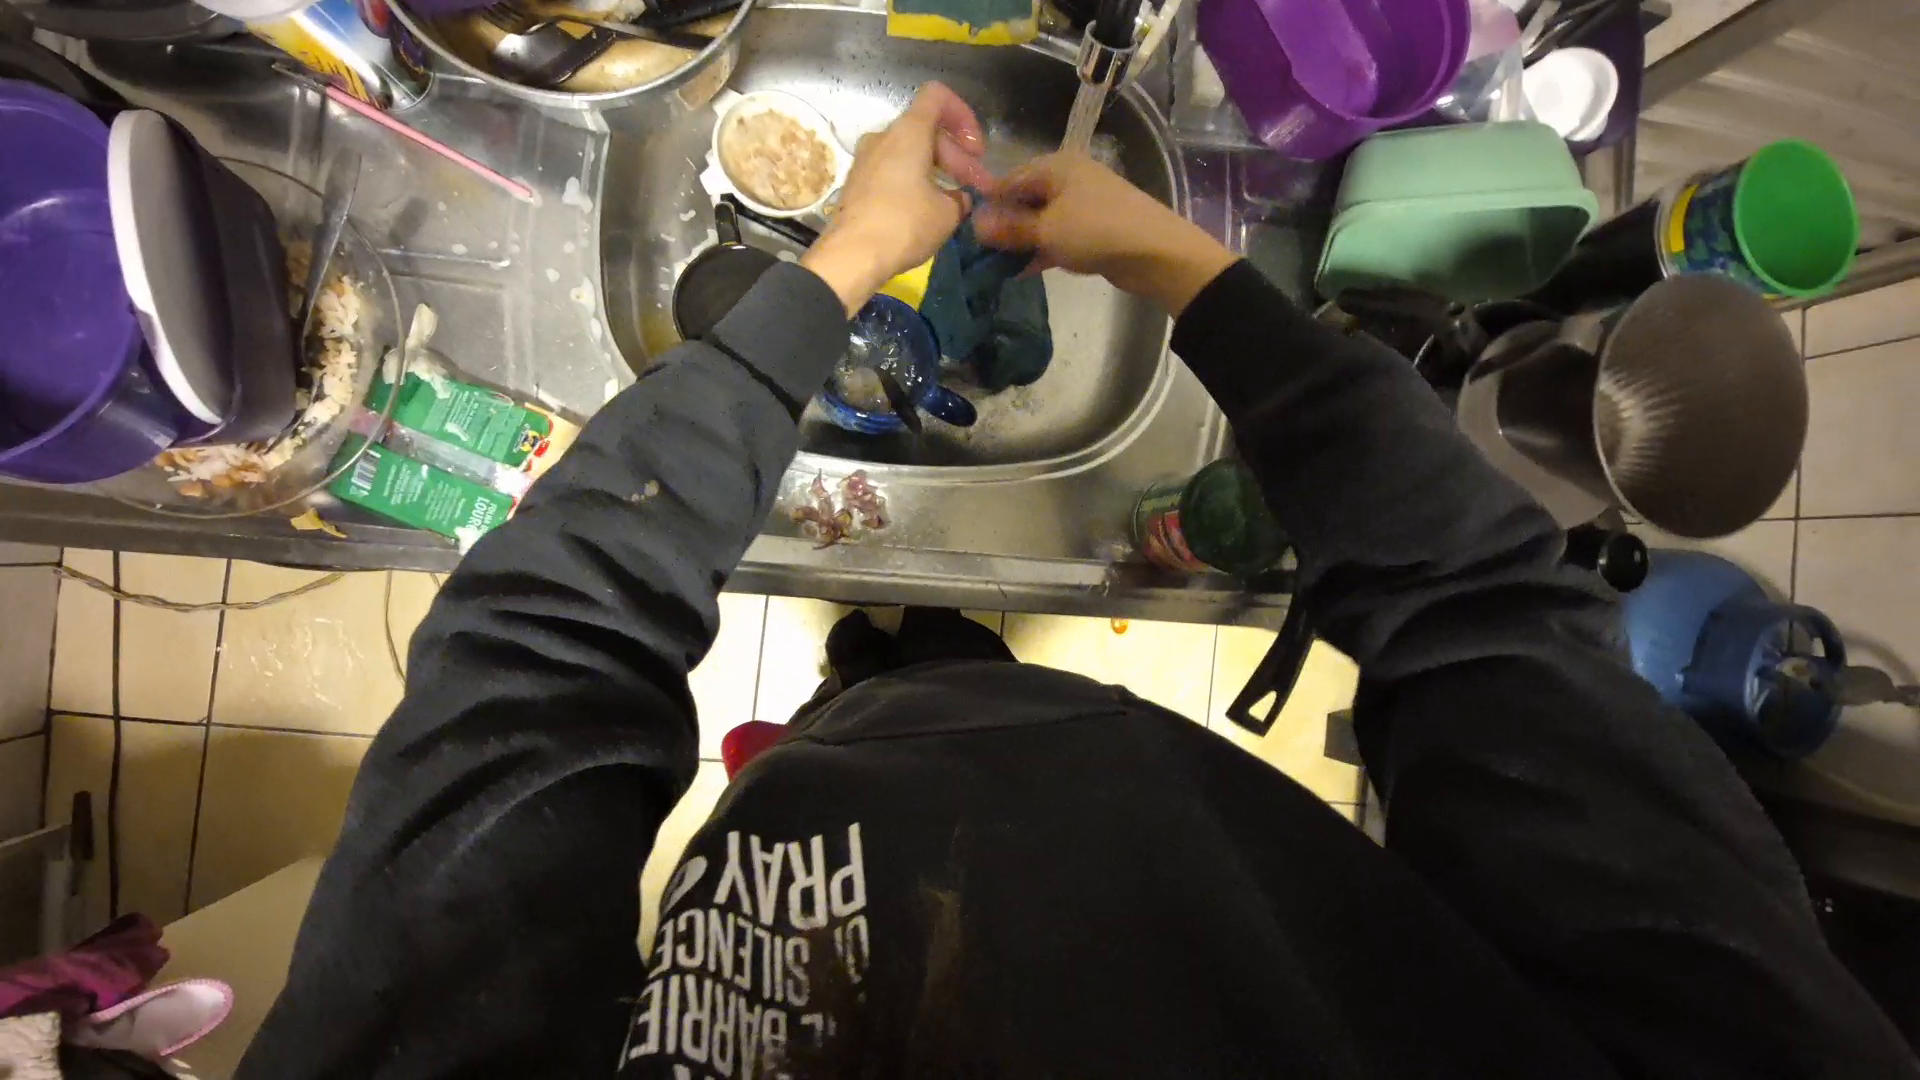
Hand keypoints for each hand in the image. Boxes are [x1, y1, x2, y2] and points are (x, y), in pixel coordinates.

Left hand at [801, 82, 994, 314]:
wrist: (852, 256)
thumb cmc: (904, 225)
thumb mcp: (946, 214)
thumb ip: (960, 199)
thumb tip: (961, 198)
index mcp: (908, 131)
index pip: (937, 96)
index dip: (963, 116)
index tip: (976, 151)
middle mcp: (883, 137)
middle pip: (927, 131)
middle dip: (956, 157)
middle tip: (975, 190)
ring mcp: (865, 160)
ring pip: (909, 153)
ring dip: (935, 172)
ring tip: (952, 203)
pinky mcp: (857, 184)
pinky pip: (892, 172)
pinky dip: (913, 184)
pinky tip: (924, 212)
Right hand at [972, 153, 1235, 316]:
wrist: (1153, 252)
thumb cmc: (1095, 231)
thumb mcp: (1046, 230)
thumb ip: (1010, 229)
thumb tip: (974, 225)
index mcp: (1056, 166)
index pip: (1009, 180)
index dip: (989, 205)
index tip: (968, 231)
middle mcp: (1068, 178)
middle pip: (1024, 200)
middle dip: (1004, 225)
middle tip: (980, 253)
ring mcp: (1081, 204)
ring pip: (1040, 220)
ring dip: (1021, 242)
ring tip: (996, 265)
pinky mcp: (1091, 229)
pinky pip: (1056, 236)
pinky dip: (1040, 250)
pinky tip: (1022, 271)